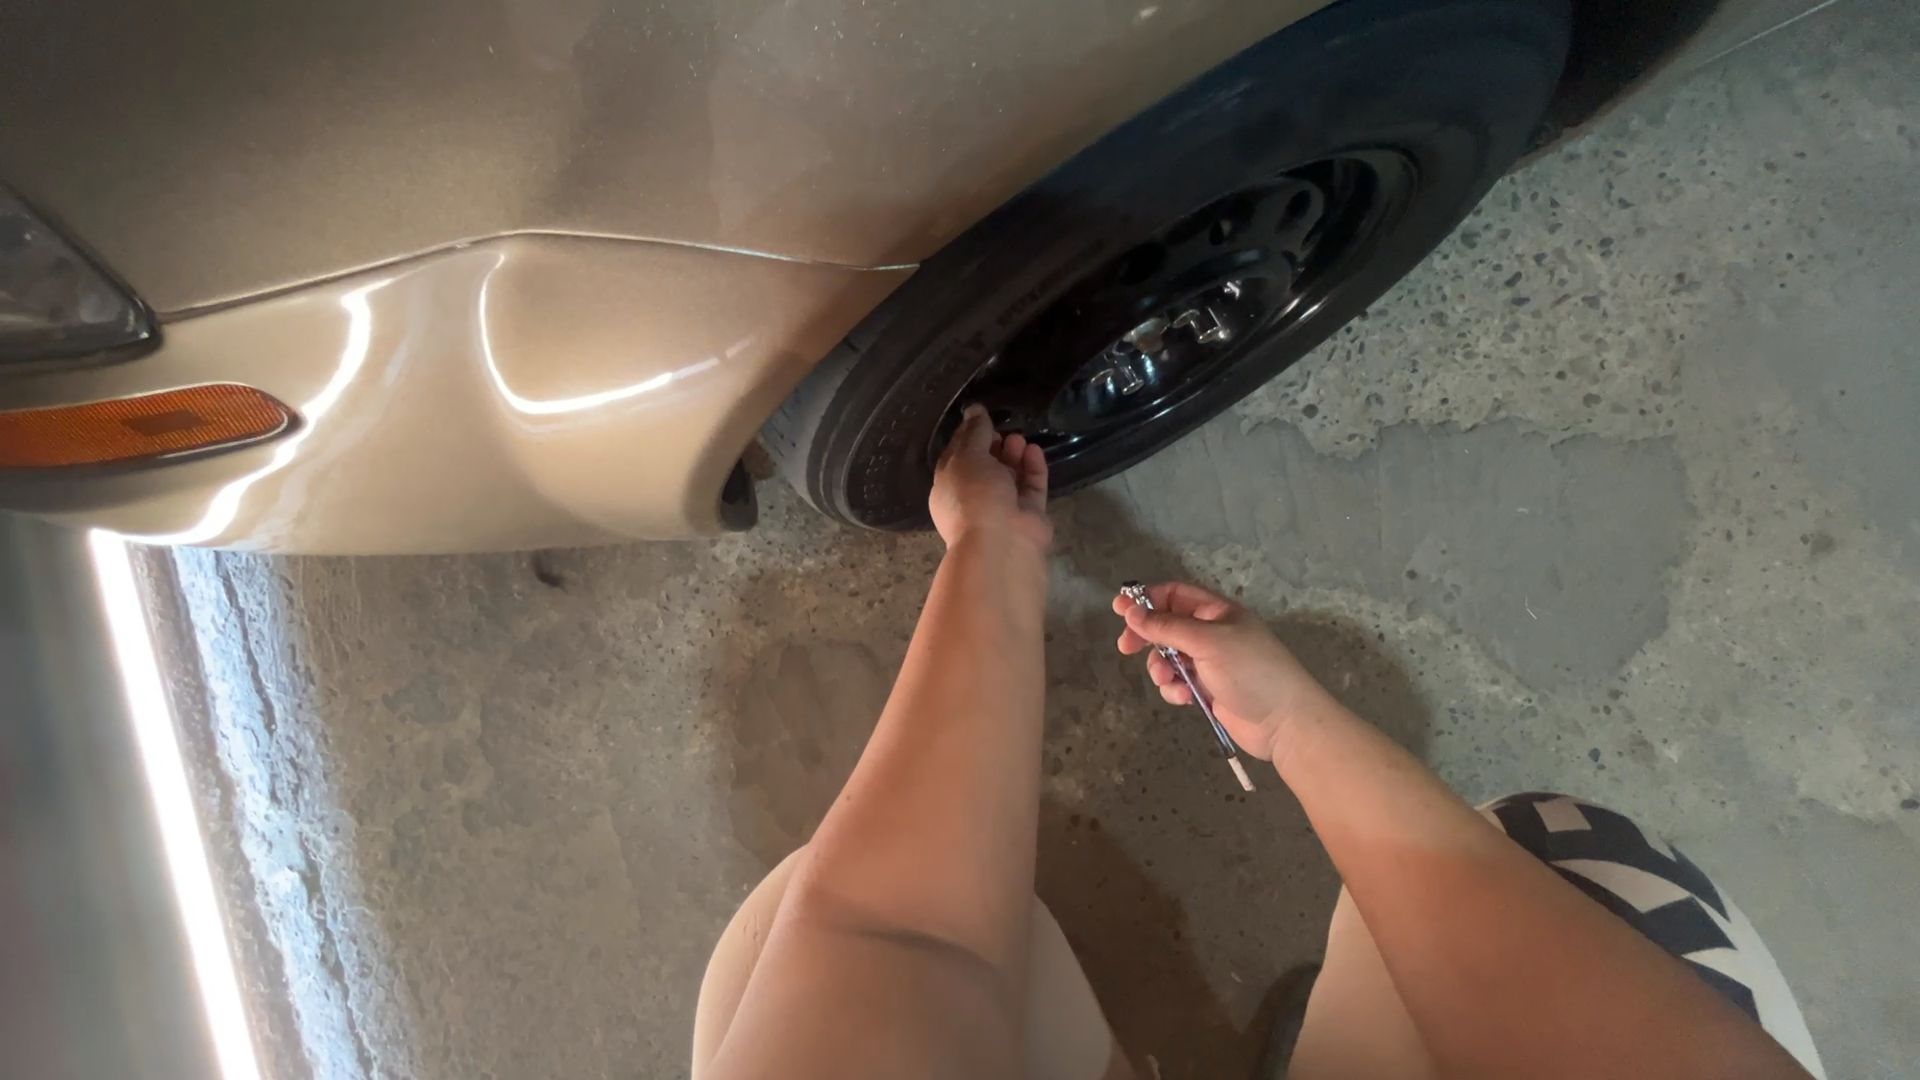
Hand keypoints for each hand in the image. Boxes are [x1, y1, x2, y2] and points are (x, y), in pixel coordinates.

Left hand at [929, 404, 1051, 551]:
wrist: (1000, 542)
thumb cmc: (973, 495)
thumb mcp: (967, 457)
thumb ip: (974, 432)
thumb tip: (974, 409)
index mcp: (949, 487)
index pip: (957, 456)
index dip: (968, 435)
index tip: (981, 415)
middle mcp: (973, 498)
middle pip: (984, 467)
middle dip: (993, 446)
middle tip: (1004, 428)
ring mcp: (1002, 508)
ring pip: (1009, 477)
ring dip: (1013, 455)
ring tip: (1019, 437)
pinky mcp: (1027, 514)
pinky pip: (1031, 488)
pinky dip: (1033, 469)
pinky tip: (1034, 450)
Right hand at [1110, 582, 1330, 760]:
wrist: (1285, 722)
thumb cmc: (1251, 671)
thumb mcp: (1207, 642)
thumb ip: (1167, 626)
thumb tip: (1130, 611)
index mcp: (1216, 612)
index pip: (1174, 595)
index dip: (1147, 600)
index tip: (1120, 609)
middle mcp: (1212, 633)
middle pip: (1167, 625)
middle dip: (1146, 636)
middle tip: (1126, 647)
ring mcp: (1210, 662)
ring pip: (1168, 657)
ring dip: (1160, 668)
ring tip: (1168, 681)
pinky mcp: (1208, 689)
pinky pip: (1178, 681)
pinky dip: (1174, 688)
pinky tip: (1184, 697)